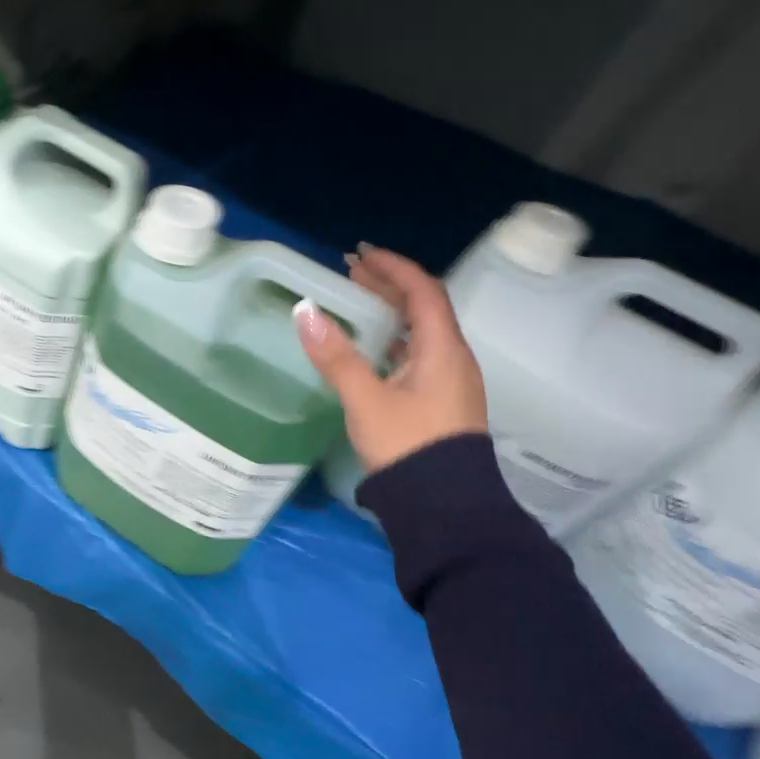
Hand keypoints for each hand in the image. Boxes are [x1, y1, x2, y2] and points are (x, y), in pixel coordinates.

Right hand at [296, 244, 488, 472]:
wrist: (444, 504)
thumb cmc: (407, 445)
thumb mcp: (366, 400)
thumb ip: (336, 356)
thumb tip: (305, 311)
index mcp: (443, 349)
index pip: (423, 291)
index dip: (393, 268)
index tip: (361, 255)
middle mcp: (454, 358)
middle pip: (424, 309)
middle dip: (389, 288)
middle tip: (352, 275)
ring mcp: (451, 383)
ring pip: (421, 334)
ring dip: (391, 315)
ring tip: (356, 307)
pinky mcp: (441, 404)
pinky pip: (418, 357)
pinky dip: (393, 342)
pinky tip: (371, 352)